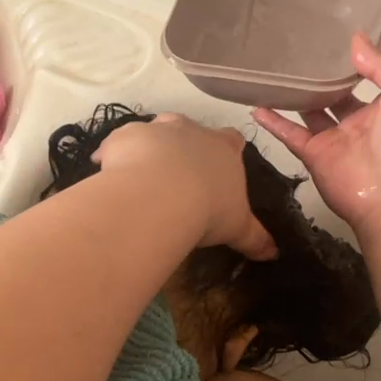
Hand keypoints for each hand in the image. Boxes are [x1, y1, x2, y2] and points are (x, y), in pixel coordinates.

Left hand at [93, 113, 275, 259]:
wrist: (160, 195)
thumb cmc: (208, 208)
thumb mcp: (236, 227)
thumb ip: (255, 238)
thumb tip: (274, 253)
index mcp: (223, 147)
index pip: (231, 140)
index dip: (225, 150)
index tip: (216, 166)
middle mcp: (190, 130)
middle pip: (188, 127)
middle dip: (182, 146)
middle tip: (174, 175)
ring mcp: (156, 129)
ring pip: (151, 131)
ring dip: (146, 147)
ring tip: (139, 176)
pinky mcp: (124, 135)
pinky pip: (116, 142)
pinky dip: (111, 156)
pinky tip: (106, 173)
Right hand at [253, 31, 380, 235]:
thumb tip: (355, 39)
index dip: (375, 43)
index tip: (356, 17)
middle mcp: (369, 117)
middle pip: (345, 87)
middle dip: (332, 66)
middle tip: (308, 37)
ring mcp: (340, 137)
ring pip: (315, 108)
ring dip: (301, 91)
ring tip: (280, 63)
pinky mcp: (316, 154)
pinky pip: (291, 134)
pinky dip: (274, 121)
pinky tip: (256, 103)